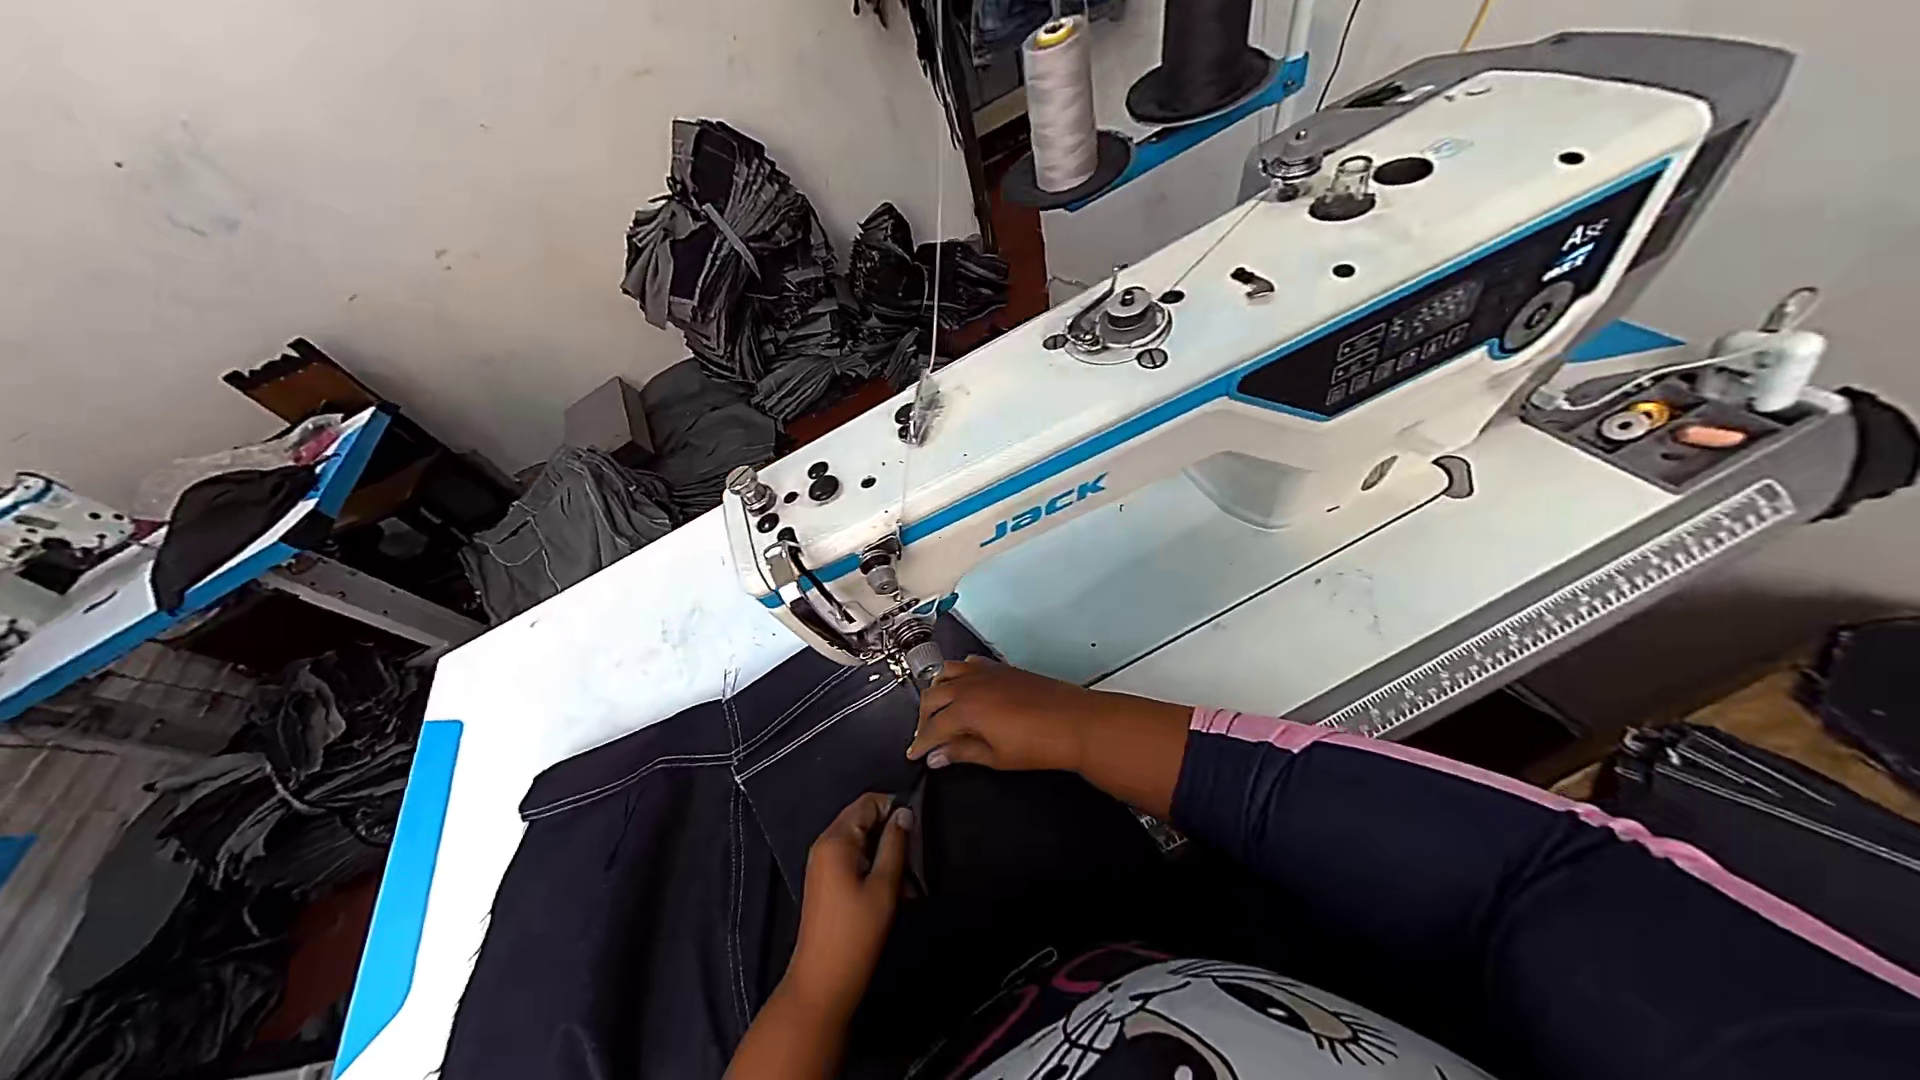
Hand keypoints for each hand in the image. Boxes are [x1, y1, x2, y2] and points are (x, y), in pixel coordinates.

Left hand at [784, 792, 912, 1019]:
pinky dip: (874, 866)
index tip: (917, 827)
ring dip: (886, 853)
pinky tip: (892, 890)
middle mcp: (824, 844)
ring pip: (862, 840)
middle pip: (863, 819)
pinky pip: (854, 858)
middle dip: (891, 832)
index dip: (894, 807)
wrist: (822, 984)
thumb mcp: (884, 886)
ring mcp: (823, 863)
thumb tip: (905, 813)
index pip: (867, 802)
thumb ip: (896, 844)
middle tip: (914, 856)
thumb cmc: (855, 934)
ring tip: (907, 880)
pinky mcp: (826, 881)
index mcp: (835, 840)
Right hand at [904, 659, 1128, 771]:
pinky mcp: (1001, 668)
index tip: (914, 754)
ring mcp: (986, 672)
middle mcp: (970, 684)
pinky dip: (958, 674)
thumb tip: (937, 757)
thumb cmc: (1040, 743)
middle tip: (925, 737)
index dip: (920, 743)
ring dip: (937, 691)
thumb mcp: (995, 757)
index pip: (931, 727)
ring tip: (938, 710)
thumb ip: (961, 753)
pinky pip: (969, 664)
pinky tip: (964, 687)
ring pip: (946, 673)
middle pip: (932, 697)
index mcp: (965, 708)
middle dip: (923, 718)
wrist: (1076, 723)